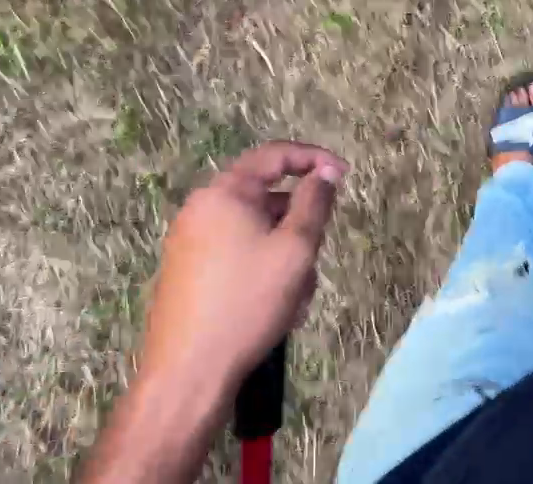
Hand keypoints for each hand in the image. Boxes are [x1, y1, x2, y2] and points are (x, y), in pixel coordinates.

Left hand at [138, 141, 347, 397]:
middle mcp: (200, 211)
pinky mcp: (188, 274)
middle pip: (268, 196)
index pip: (275, 154)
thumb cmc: (247, 302)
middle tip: (315, 253)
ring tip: (296, 293)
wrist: (187, 377)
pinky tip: (275, 306)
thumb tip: (324, 171)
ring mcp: (190, 244)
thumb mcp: (296, 247)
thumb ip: (315, 201)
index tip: (345, 176)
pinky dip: (265, 268)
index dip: (315, 159)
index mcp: (223, 194)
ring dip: (286, 252)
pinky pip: (240, 254)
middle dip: (299, 223)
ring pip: (258, 230)